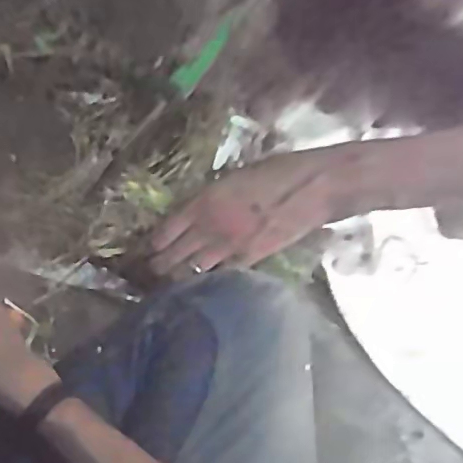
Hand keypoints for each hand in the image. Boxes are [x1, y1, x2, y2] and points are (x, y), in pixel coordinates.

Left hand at [147, 145, 395, 277]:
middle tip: (151, 275)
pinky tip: (197, 291)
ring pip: (189, 271)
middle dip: (157, 268)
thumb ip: (210, 199)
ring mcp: (228, 246)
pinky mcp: (247, 261)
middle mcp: (210, 226)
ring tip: (166, 287)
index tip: (146, 253)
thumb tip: (192, 215)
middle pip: (172, 256)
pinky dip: (205, 284)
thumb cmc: (278, 172)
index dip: (152, 246)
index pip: (165, 231)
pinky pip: (218, 277)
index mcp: (204, 201)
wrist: (316, 186)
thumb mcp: (234, 178)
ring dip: (176, 280)